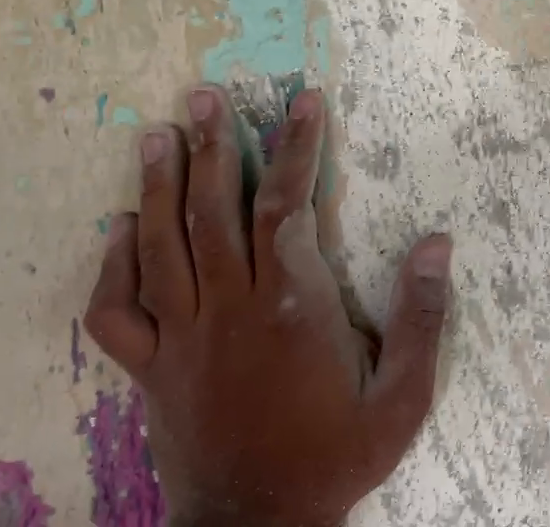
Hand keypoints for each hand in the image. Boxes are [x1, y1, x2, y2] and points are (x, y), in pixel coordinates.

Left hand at [84, 87, 452, 526]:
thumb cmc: (338, 454)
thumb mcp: (404, 395)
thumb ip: (423, 316)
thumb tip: (437, 242)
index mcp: (292, 307)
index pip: (289, 207)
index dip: (296, 149)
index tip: (303, 102)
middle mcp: (230, 311)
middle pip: (215, 212)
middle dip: (215, 147)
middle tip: (205, 96)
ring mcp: (183, 340)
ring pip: (161, 248)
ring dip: (159, 186)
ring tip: (157, 134)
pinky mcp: (151, 371)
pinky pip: (117, 313)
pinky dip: (112, 266)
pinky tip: (118, 229)